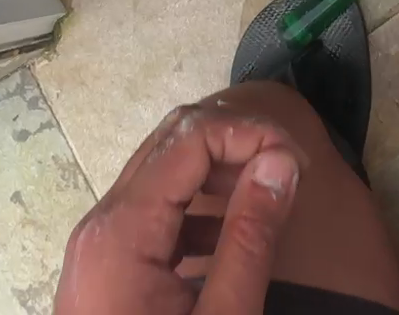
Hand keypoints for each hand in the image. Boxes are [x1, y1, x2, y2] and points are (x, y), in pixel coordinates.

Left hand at [54, 102, 304, 313]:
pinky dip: (198, 204)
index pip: (191, 138)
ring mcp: (99, 243)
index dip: (249, 133)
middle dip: (236, 141)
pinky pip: (155, 209)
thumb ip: (251, 235)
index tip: (298, 161)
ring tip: (269, 190)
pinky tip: (232, 231)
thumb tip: (282, 161)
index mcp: (121, 229)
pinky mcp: (107, 266)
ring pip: (164, 169)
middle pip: (172, 141)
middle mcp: (102, 222)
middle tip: (288, 167)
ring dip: (219, 168)